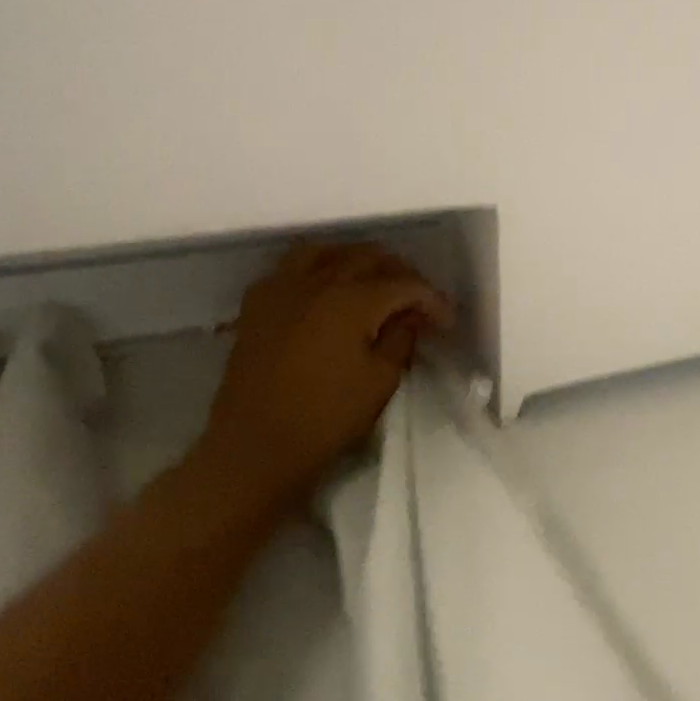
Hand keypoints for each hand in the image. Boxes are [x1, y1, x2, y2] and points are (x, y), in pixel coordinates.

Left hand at [196, 242, 454, 503]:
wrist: (254, 449)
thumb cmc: (326, 418)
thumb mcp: (381, 380)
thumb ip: (402, 338)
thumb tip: (411, 316)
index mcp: (352, 301)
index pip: (405, 284)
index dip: (432, 300)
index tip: (445, 322)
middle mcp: (317, 283)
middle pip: (367, 257)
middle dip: (399, 273)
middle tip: (414, 301)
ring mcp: (281, 290)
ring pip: (324, 251)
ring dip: (354, 260)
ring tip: (369, 282)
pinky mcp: (256, 307)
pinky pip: (288, 269)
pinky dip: (313, 270)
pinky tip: (323, 291)